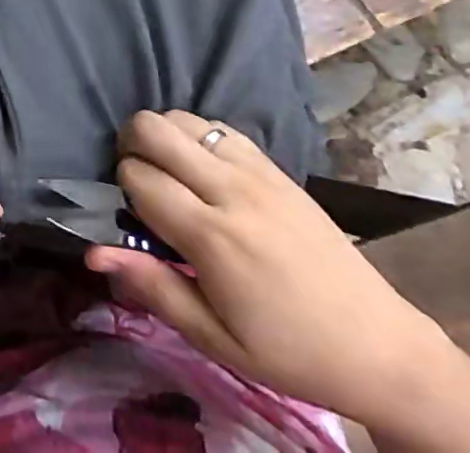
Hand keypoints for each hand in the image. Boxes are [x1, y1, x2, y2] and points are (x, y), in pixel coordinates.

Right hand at [84, 110, 448, 423]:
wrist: (377, 342)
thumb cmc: (287, 350)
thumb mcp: (213, 337)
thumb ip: (152, 287)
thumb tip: (93, 254)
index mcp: (212, 237)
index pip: (139, 177)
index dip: (121, 185)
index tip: (128, 211)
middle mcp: (231, 189)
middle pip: (155, 128)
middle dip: (130, 143)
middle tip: (135, 177)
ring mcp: (258, 172)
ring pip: (186, 118)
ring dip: (162, 135)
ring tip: (166, 171)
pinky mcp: (277, 168)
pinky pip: (222, 128)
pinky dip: (197, 135)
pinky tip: (200, 167)